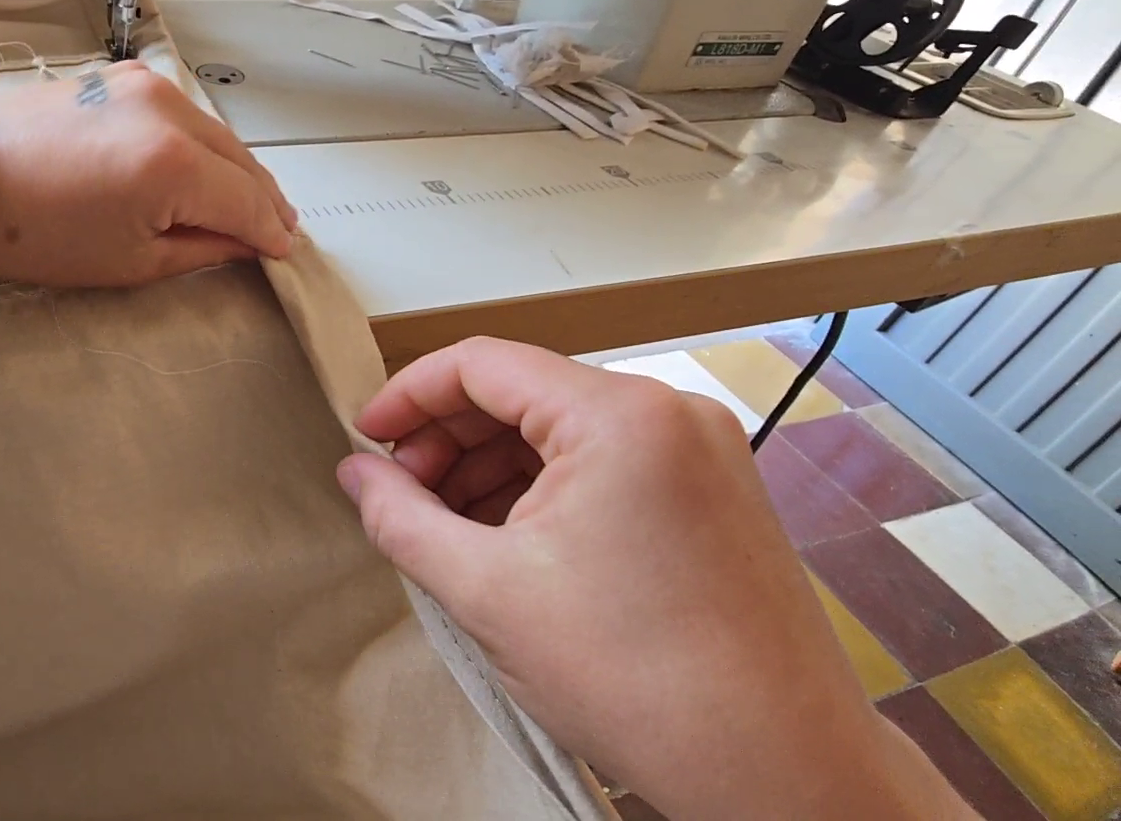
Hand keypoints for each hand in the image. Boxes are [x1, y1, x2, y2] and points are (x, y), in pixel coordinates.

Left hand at [0, 62, 296, 287]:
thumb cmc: (40, 236)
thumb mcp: (131, 261)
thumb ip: (204, 249)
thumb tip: (247, 242)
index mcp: (172, 163)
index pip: (246, 200)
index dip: (269, 230)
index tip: (284, 251)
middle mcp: (169, 109)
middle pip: (240, 159)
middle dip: (263, 198)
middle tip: (278, 228)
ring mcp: (145, 83)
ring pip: (216, 132)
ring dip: (236, 168)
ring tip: (247, 202)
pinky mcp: (123, 74)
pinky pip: (184, 113)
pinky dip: (202, 143)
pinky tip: (205, 167)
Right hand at [335, 339, 978, 820]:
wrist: (785, 781)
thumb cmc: (646, 683)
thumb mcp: (485, 590)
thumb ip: (400, 517)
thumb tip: (357, 474)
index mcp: (620, 415)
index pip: (480, 364)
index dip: (409, 395)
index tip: (368, 433)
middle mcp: (668, 413)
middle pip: (517, 392)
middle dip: (445, 439)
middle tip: (401, 492)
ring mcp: (696, 452)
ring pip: (553, 428)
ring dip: (485, 467)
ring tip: (444, 525)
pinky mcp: (706, 491)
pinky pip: (594, 461)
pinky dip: (534, 487)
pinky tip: (499, 537)